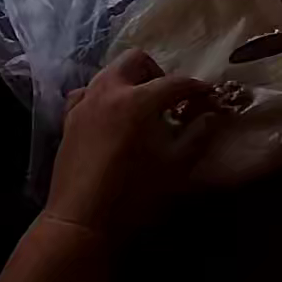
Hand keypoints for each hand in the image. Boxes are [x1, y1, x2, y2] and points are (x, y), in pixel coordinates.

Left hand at [44, 49, 217, 241]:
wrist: (82, 221)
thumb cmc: (134, 196)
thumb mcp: (176, 168)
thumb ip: (197, 136)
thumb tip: (212, 116)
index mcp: (137, 101)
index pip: (175, 83)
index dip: (196, 88)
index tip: (209, 96)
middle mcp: (108, 91)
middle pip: (136, 60)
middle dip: (157, 72)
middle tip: (168, 98)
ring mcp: (85, 102)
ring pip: (110, 71)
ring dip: (130, 80)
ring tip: (142, 107)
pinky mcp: (69, 118)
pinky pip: (88, 92)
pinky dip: (104, 95)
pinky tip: (111, 116)